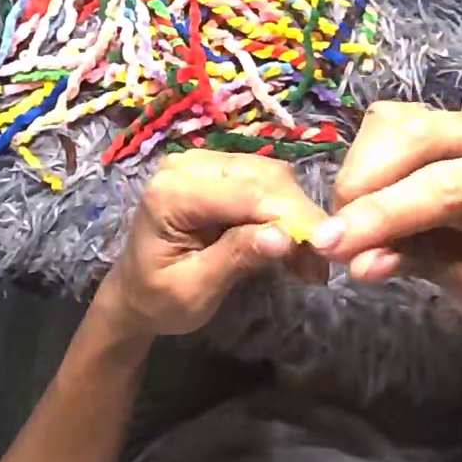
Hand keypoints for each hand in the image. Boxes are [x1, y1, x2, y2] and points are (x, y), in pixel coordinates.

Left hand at [105, 150, 323, 336]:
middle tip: (322, 262)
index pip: (245, 192)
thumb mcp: (193, 291)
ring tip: (310, 259)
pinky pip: (262, 179)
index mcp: (171, 192)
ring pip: (269, 174)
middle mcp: (186, 165)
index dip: (290, 215)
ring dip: (295, 213)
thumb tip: (283, 237)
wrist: (134, 292)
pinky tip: (293, 241)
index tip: (326, 247)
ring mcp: (203, 162)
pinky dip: (284, 208)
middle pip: (261, 176)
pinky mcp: (217, 169)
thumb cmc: (157, 300)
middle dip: (297, 215)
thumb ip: (235, 258)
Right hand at [311, 102, 461, 343]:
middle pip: (419, 134)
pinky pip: (392, 129)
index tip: (333, 244)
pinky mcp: (449, 127)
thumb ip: (425, 264)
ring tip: (354, 225)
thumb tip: (355, 259)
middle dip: (365, 181)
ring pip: (397, 123)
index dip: (387, 212)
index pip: (453, 183)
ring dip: (361, 172)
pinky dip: (367, 166)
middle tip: (335, 235)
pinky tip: (369, 206)